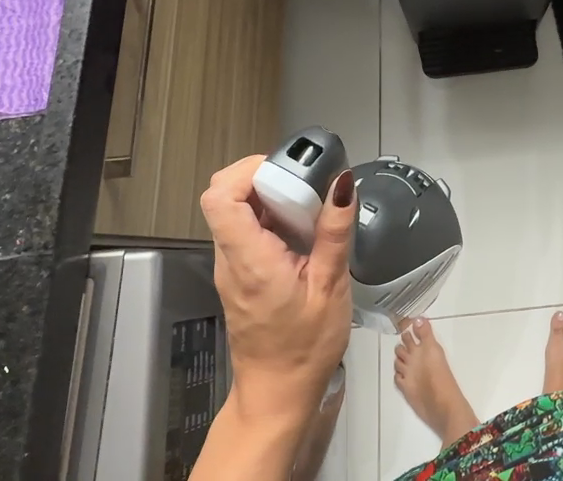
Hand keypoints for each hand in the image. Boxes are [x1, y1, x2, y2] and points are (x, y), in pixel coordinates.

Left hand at [200, 156, 356, 421]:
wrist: (278, 393)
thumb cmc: (306, 346)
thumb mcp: (331, 287)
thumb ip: (334, 232)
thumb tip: (343, 182)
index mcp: (249, 260)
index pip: (220, 197)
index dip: (248, 170)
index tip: (288, 169)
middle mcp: (230, 258)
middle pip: (225, 196)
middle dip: (266, 177)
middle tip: (307, 184)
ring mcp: (230, 266)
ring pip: (236, 211)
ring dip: (270, 196)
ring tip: (310, 205)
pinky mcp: (239, 273)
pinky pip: (246, 229)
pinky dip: (271, 216)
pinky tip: (303, 229)